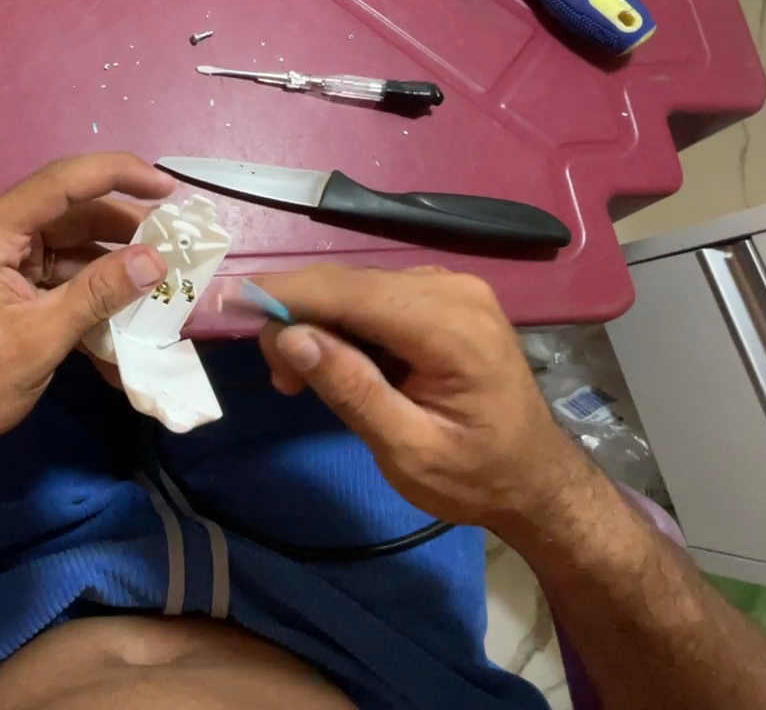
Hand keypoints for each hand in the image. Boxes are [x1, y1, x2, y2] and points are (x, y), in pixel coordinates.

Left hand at [0, 154, 174, 517]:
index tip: (167, 186)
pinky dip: (82, 298)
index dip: (118, 174)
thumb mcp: (38, 340)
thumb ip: (97, 294)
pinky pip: (48, 279)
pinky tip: (119, 325)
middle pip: (67, 217)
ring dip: (106, 272)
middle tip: (174, 249)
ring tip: (157, 289)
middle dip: (121, 233)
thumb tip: (155, 260)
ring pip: (63, 251)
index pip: (61, 183)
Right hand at [253, 265, 588, 531]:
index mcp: (451, 326)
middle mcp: (449, 288)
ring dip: (313, 325)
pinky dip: (336, 322)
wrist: (538, 481)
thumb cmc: (476, 477)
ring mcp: (445, 286)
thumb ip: (351, 390)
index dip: (283, 294)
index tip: (227, 301)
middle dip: (294, 319)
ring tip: (303, 379)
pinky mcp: (436, 294)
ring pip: (348, 287)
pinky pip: (366, 294)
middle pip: (343, 284)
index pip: (348, 292)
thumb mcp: (409, 451)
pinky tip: (335, 361)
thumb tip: (289, 337)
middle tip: (280, 378)